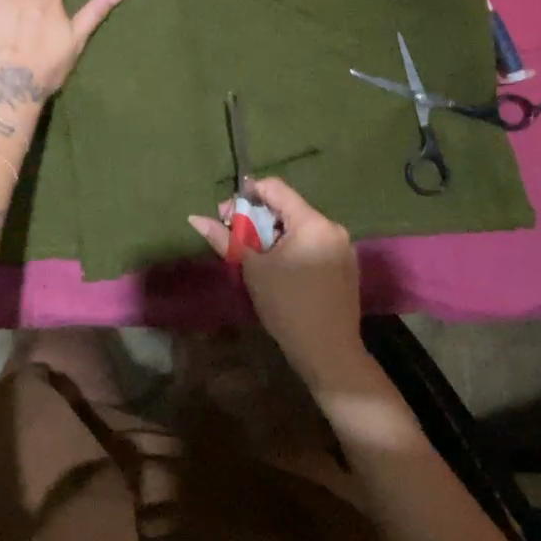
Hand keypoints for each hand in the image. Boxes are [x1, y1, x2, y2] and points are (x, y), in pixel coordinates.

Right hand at [189, 177, 366, 387]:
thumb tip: (195, 218)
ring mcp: (343, 249)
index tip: (229, 218)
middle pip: (287, 208)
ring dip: (273, 235)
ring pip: (299, 228)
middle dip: (258, 219)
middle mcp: (332, 228)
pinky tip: (280, 272)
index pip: (275, 188)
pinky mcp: (345, 268)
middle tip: (237, 241)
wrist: (328, 352)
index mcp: (312, 222)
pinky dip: (292, 249)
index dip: (247, 196)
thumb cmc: (287, 305)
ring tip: (256, 259)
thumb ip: (226, 238)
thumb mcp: (252, 268)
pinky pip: (313, 244)